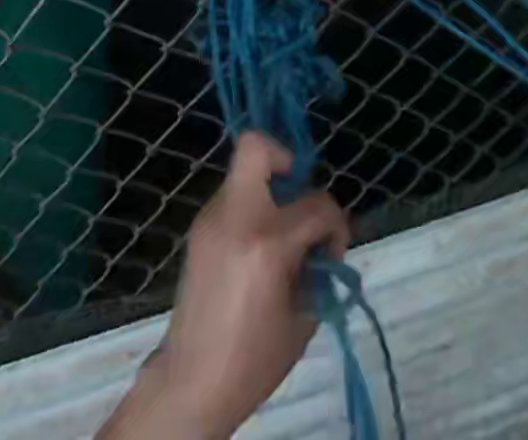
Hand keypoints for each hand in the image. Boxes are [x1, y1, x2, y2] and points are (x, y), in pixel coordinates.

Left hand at [98, 132, 349, 439]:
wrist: (192, 381)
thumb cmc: (255, 358)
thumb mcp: (304, 313)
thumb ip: (318, 265)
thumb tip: (322, 241)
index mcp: (267, 242)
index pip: (318, 204)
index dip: (336, 225)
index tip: (330, 253)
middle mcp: (234, 216)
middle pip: (256, 147)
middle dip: (286, 160)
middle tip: (297, 199)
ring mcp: (210, 218)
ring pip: (245, 172)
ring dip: (270, 192)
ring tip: (279, 236)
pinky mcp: (198, 228)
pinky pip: (233, 198)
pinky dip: (252, 210)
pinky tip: (258, 250)